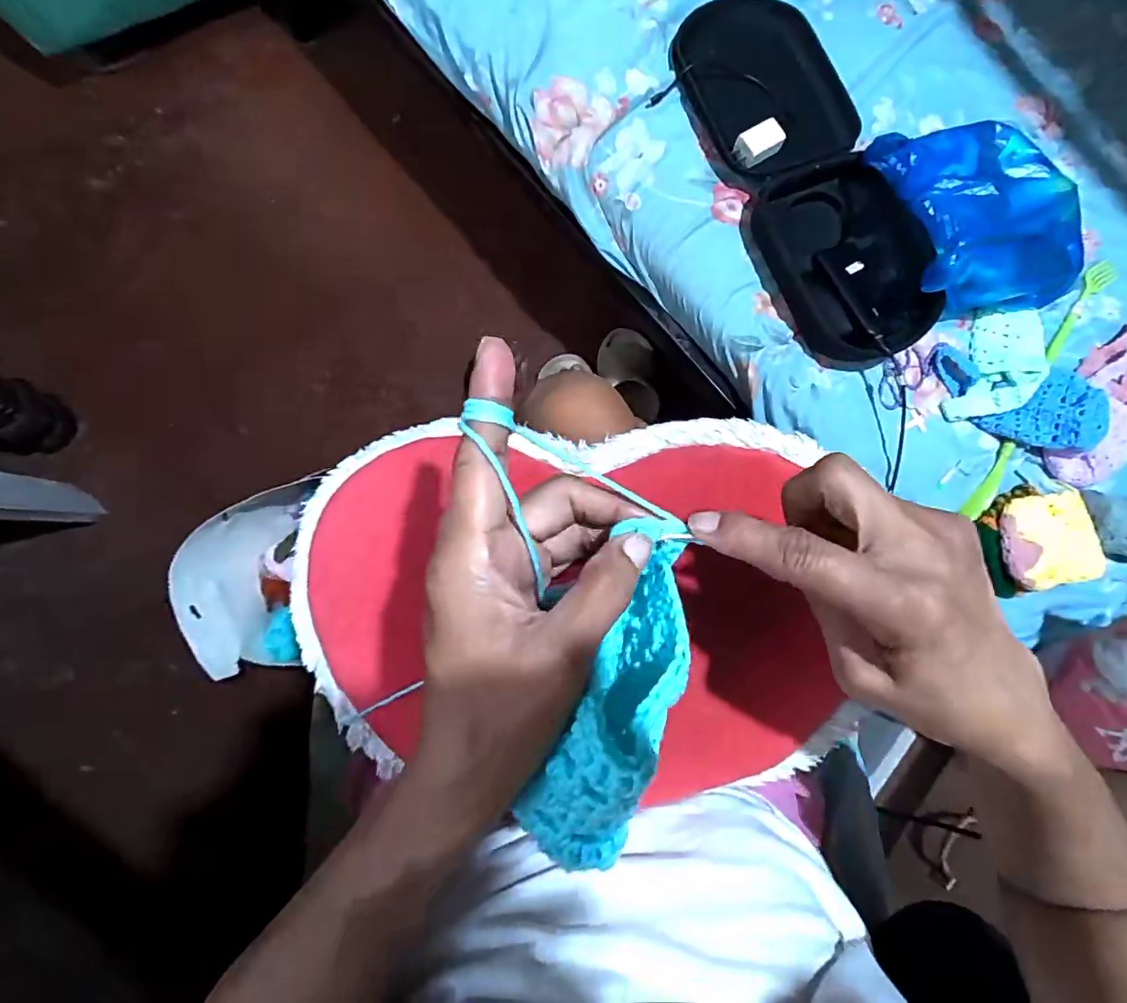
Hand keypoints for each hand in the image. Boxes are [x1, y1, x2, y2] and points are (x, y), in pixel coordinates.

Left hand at [414, 337, 650, 828]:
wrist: (469, 778)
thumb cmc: (501, 719)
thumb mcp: (563, 654)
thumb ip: (606, 589)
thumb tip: (642, 539)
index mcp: (472, 557)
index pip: (481, 462)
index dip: (488, 402)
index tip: (493, 347)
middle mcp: (483, 553)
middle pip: (548, 502)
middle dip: (603, 508)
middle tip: (657, 535)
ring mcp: (502, 575)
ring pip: (561, 529)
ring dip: (605, 533)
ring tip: (651, 548)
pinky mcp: (520, 596)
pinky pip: (564, 558)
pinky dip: (597, 556)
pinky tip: (630, 563)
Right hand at [688, 454, 1071, 780]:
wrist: (1007, 693)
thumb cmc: (930, 699)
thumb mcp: (856, 671)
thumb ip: (820, 603)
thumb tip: (793, 552)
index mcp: (901, 602)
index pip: (808, 555)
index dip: (749, 536)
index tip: (703, 521)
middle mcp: (925, 546)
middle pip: (837, 475)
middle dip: (798, 499)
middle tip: (804, 542)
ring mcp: (942, 523)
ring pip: (855, 485)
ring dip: (830, 515)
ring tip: (847, 562)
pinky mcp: (950, 517)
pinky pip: (878, 501)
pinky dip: (858, 524)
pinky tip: (881, 563)